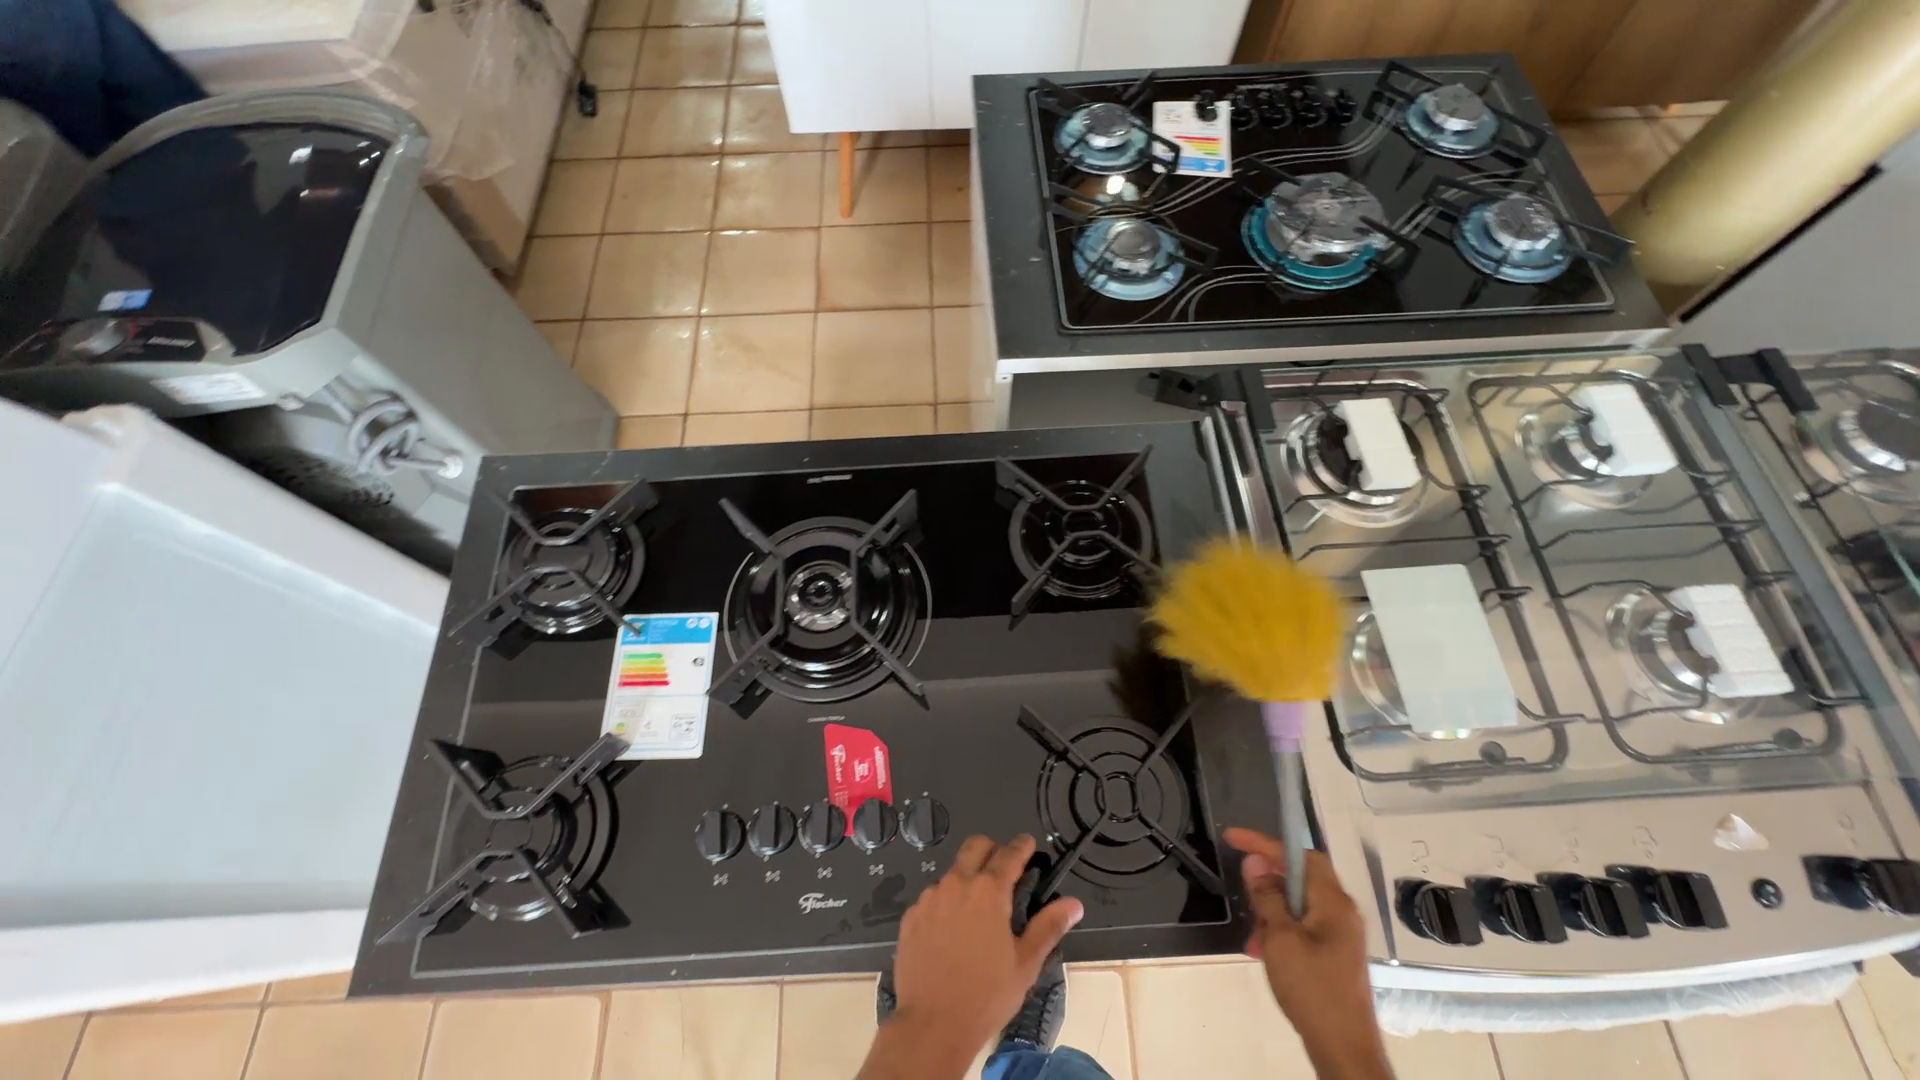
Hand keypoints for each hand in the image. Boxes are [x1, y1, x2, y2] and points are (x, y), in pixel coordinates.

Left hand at [857, 835, 1083, 1079]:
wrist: (932, 1025)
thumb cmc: (986, 995)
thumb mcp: (1025, 963)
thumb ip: (1048, 927)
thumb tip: (1074, 904)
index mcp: (988, 891)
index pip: (1009, 853)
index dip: (1022, 846)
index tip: (1029, 844)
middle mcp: (956, 884)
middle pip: (975, 847)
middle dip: (992, 850)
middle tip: (1004, 871)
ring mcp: (929, 898)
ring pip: (952, 873)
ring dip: (967, 880)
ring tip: (977, 913)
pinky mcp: (911, 917)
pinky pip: (933, 898)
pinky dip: (946, 904)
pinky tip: (952, 933)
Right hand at [1223, 827, 1393, 1079]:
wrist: (1343, 1047)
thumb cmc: (1311, 988)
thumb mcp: (1280, 939)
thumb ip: (1268, 897)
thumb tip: (1257, 863)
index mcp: (1334, 902)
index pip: (1301, 855)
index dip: (1267, 842)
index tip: (1233, 838)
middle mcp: (1343, 912)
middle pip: (1303, 877)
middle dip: (1269, 879)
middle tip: (1243, 887)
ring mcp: (1341, 935)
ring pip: (1300, 904)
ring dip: (1272, 909)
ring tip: (1252, 931)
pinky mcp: (1335, 955)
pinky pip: (1304, 926)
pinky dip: (1281, 929)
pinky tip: (1264, 950)